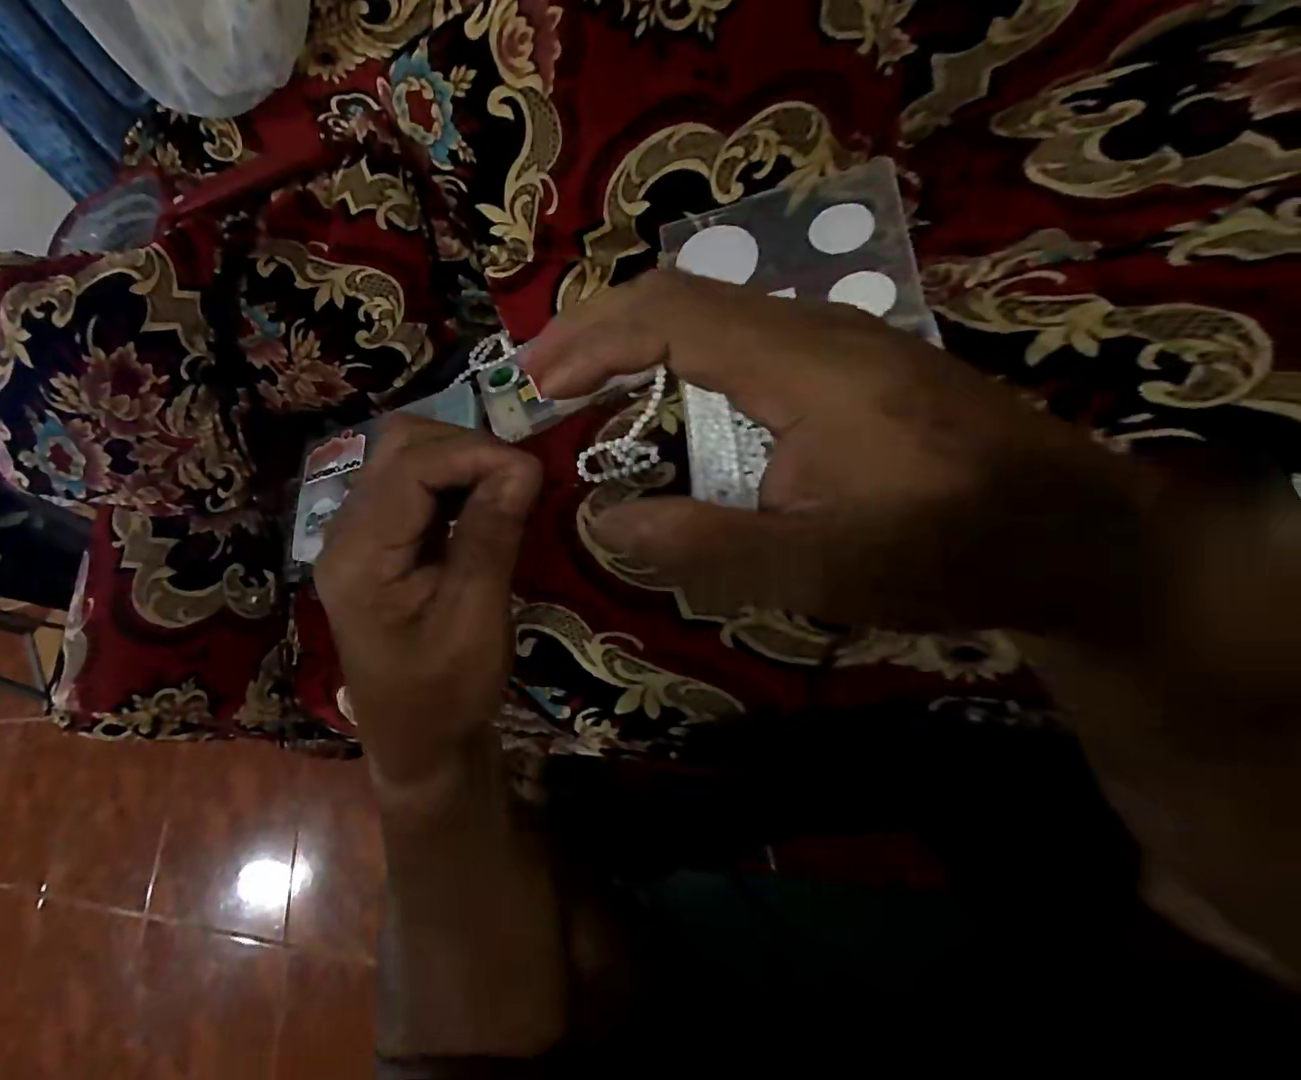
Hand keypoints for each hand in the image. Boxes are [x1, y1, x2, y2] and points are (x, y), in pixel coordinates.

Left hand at [314, 416, 541, 787]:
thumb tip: (521, 464)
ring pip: (400, 460)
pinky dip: (446, 482)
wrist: (414, 742)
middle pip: (396, 448)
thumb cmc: (443, 695)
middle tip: (517, 479)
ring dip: (455, 461)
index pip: (409, 466)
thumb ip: (490, 536)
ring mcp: (352, 537)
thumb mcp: (474, 619)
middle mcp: (343, 534)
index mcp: (358, 555)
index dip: (474, 454)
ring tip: (504, 489)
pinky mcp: (370, 545)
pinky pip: (405, 488)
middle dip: (462, 449)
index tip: (531, 472)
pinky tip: (479, 504)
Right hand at [524, 268, 1159, 635]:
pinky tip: (643, 399)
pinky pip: (725, 336)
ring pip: (699, 308)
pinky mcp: (831, 362)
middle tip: (534, 378)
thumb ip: (701, 545)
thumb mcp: (817, 569)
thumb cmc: (949, 552)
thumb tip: (601, 519)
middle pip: (676, 293)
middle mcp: (813, 332)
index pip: (672, 317)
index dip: (590, 346)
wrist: (1078, 538)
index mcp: (807, 367)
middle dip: (590, 329)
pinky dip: (661, 357)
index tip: (537, 390)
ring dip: (622, 339)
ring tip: (569, 385)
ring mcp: (826, 340)